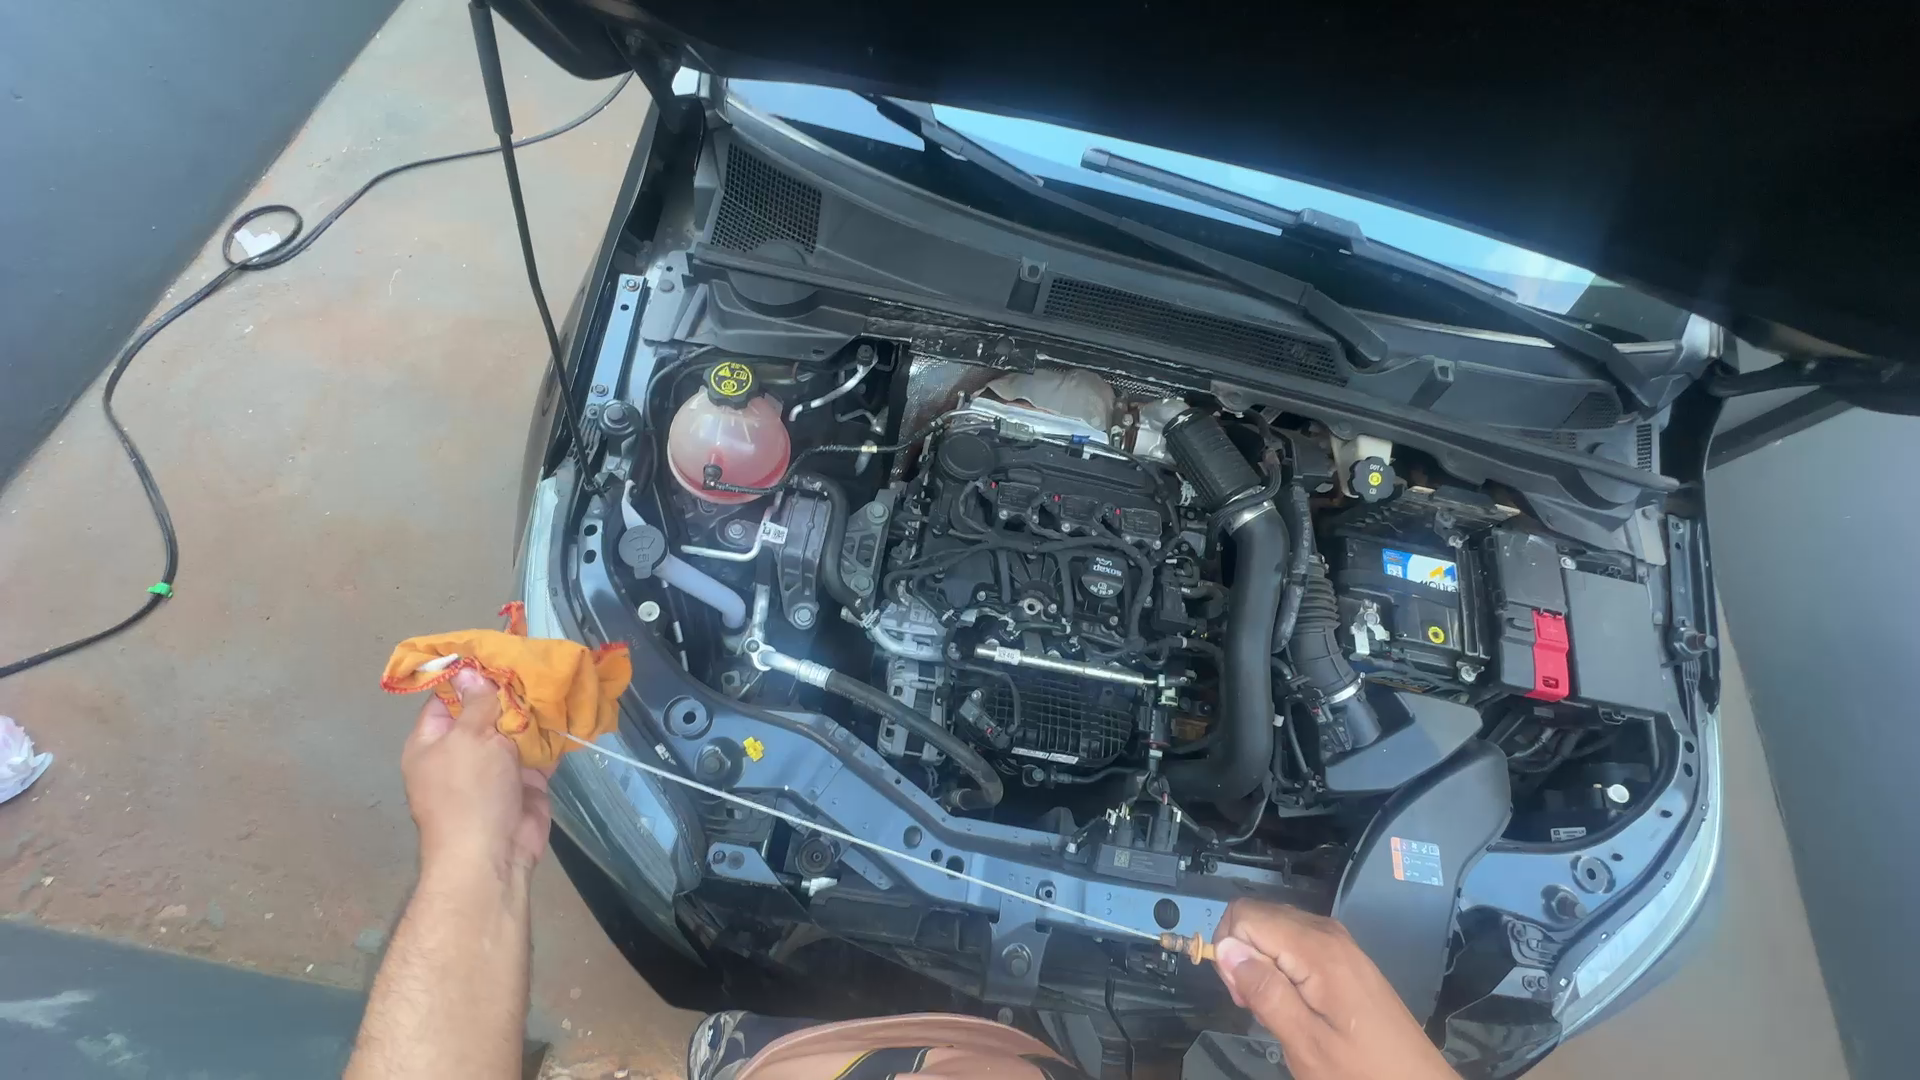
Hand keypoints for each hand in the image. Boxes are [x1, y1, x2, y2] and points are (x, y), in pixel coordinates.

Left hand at [401, 668, 552, 879]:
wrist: (495, 849)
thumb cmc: (469, 791)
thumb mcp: (468, 738)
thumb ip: (478, 703)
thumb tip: (469, 670)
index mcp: (433, 742)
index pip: (448, 698)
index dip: (470, 675)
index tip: (498, 650)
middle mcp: (464, 750)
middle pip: (489, 709)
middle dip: (513, 688)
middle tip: (540, 658)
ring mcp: (497, 765)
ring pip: (519, 726)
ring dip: (539, 707)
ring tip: (563, 675)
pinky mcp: (528, 777)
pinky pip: (543, 747)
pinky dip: (557, 731)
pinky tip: (575, 706)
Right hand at [1212, 900, 1455, 1079]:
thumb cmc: (1365, 1078)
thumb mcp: (1308, 1046)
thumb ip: (1265, 992)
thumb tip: (1225, 947)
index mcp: (1317, 949)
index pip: (1245, 915)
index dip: (1230, 951)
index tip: (1243, 997)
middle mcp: (1326, 932)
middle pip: (1256, 916)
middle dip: (1242, 955)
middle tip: (1256, 1007)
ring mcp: (1337, 942)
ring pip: (1272, 927)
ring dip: (1260, 962)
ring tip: (1277, 1011)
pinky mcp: (1343, 957)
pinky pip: (1293, 941)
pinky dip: (1281, 966)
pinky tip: (1294, 1004)